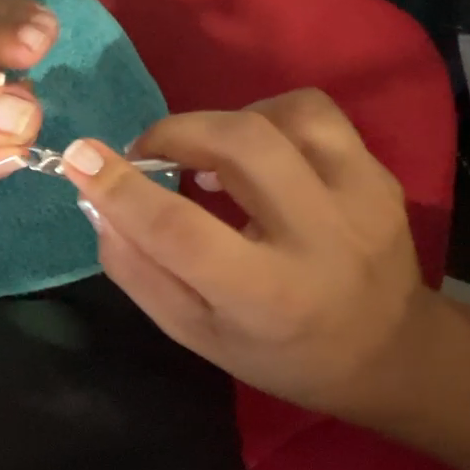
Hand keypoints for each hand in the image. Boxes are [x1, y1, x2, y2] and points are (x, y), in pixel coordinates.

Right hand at [62, 88, 434, 416]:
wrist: (391, 354)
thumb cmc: (276, 353)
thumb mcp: (193, 332)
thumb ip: (138, 271)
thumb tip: (97, 204)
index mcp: (265, 296)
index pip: (179, 230)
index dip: (121, 188)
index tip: (79, 157)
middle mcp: (320, 240)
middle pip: (239, 146)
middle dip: (173, 133)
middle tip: (147, 152)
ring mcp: (361, 200)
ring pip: (282, 116)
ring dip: (221, 122)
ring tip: (203, 152)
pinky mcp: (379, 175)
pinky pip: (314, 114)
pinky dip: (266, 117)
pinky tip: (254, 149)